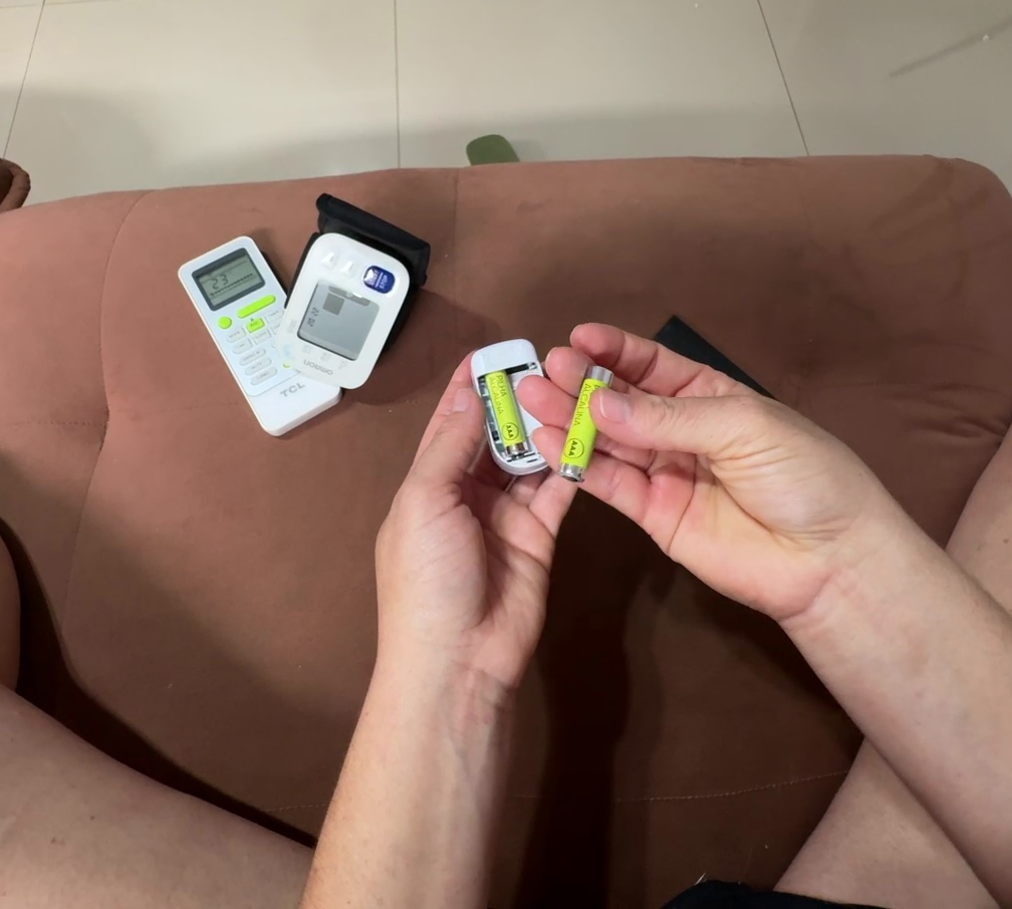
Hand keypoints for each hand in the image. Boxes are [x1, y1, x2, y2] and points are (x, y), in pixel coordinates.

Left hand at [374, 355, 579, 691]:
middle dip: (513, 403)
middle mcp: (466, 493)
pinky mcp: (540, 534)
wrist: (460, 658)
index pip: (449, 424)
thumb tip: (468, 395)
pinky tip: (585, 431)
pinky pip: (556, 490)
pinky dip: (569, 463)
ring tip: (569, 388)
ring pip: (528, 458)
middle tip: (545, 363)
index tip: (490, 353)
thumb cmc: (427, 575)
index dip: (467, 388)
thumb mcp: (425, 501)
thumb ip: (451, 446)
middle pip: (493, 436)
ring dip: (543, 427)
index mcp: (428, 483)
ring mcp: (505, 514)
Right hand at [516, 324, 912, 626]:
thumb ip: (667, 417)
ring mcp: (663, 471)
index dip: (614, 350)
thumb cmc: (802, 474)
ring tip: (533, 400)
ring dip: (570, 420)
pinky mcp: (651, 514)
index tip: (576, 338)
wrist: (829, 559)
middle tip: (544, 371)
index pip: (651, 364)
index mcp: (708, 394)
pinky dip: (580, 465)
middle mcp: (679, 429)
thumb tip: (598, 402)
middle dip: (582, 383)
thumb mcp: (742, 426)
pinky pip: (610, 484)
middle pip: (620, 400)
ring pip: (607, 440)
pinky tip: (552, 443)